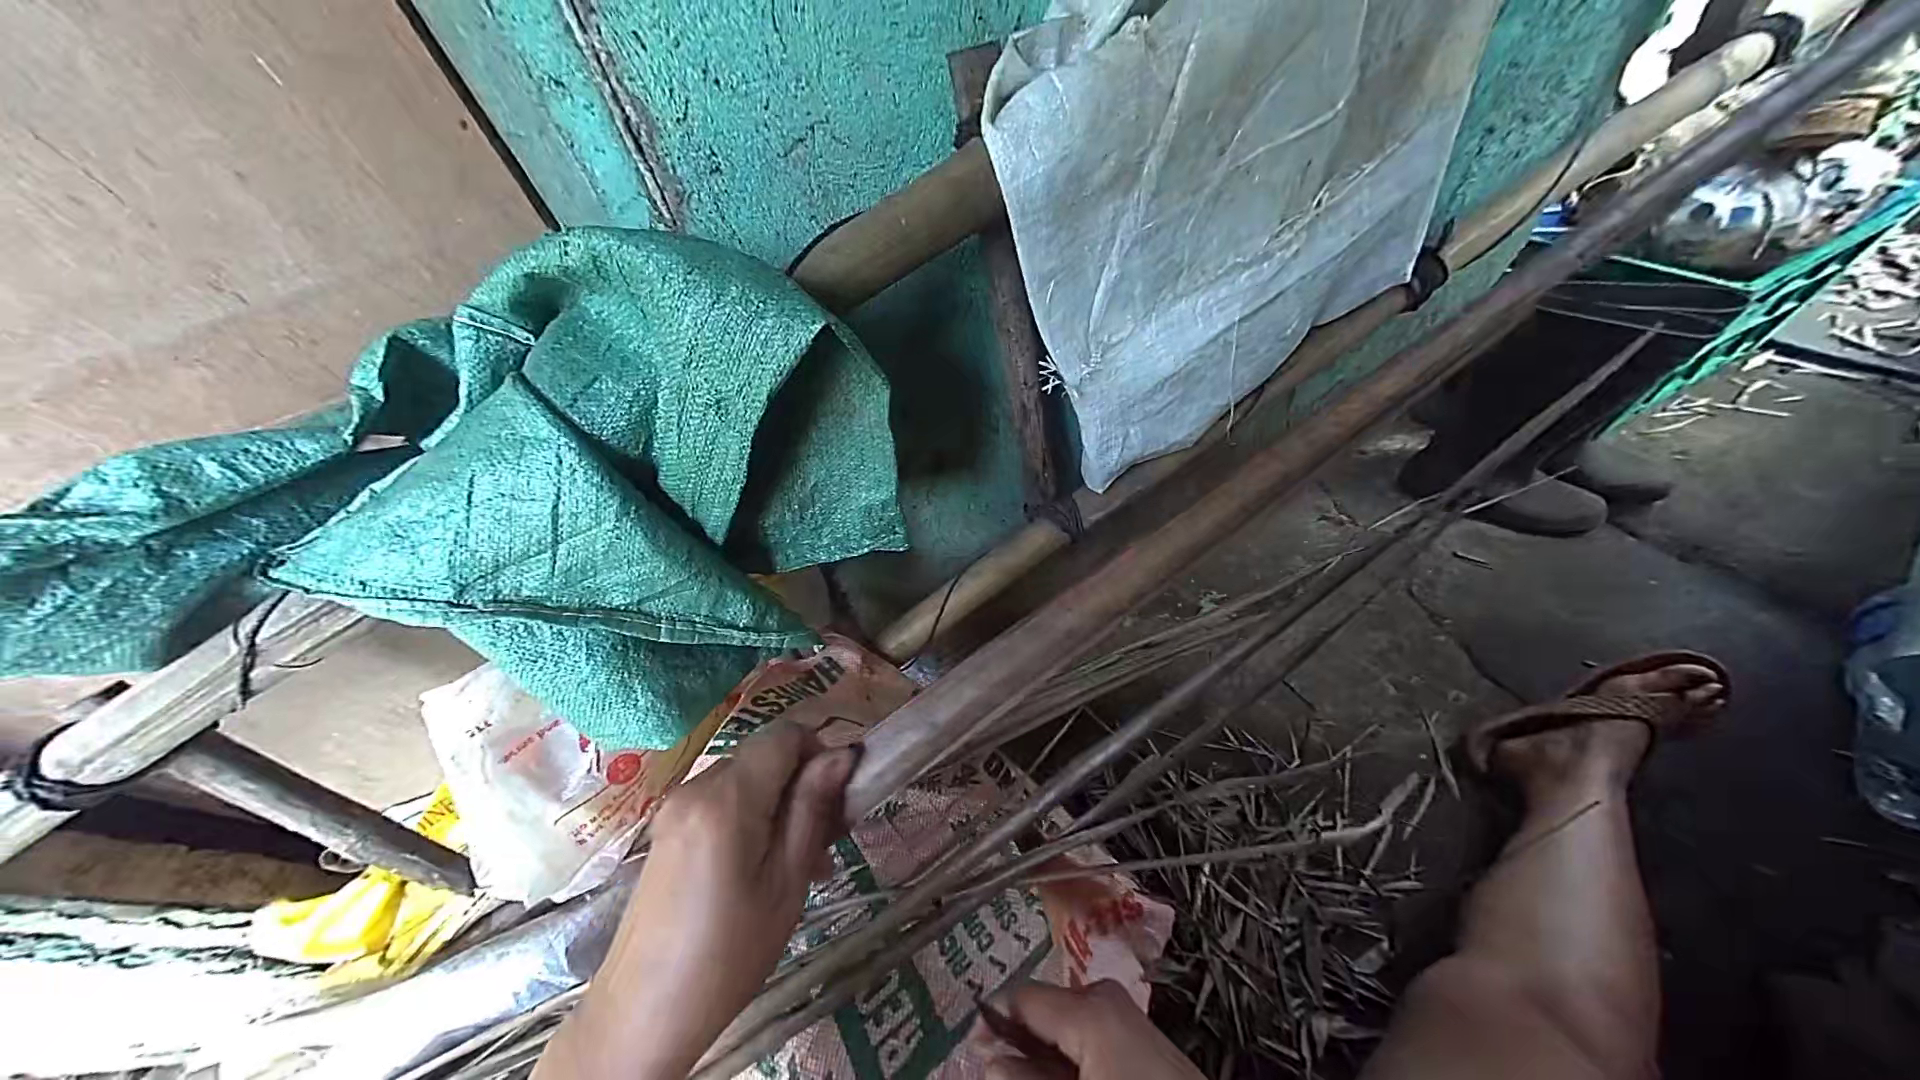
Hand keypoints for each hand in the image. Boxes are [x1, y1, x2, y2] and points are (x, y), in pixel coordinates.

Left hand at [536, 720, 856, 1079]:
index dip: (820, 751)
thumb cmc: (729, 953)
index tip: (837, 796)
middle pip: (765, 756)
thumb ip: (813, 808)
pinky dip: (750, 817)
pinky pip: (721, 801)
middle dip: (802, 784)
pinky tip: (761, 867)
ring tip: (800, 862)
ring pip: (745, 779)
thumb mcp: (787, 880)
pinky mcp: (666, 828)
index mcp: (728, 796)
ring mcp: (675, 806)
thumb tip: (843, 753)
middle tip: (827, 839)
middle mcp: (696, 786)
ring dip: (779, 803)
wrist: (640, 1017)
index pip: (784, 734)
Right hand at [973, 980, 1205, 1079]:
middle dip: (1019, 1039)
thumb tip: (988, 1060)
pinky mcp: (1142, 1039)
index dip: (992, 1021)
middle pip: (1044, 1009)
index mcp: (1090, 1005)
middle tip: (999, 1066)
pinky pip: (1091, 1039)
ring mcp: (1127, 1016)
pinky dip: (1072, 1057)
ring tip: (1029, 1072)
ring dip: (1044, 1052)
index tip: (971, 1044)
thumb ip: (1025, 1078)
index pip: (1021, 996)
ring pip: (1066, 1027)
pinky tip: (1064, 1073)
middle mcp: (1107, 997)